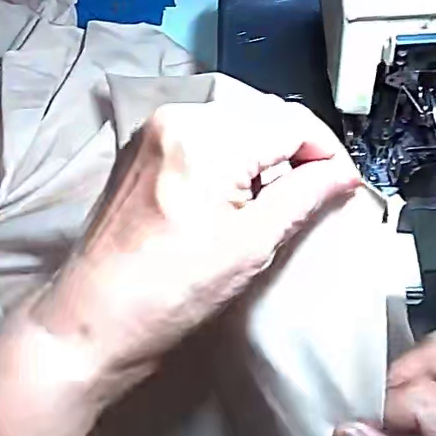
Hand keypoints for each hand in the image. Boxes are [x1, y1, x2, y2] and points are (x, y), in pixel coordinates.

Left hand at [0, 95, 360, 435]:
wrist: (92, 318)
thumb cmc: (167, 292)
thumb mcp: (251, 245)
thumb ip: (304, 197)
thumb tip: (342, 175)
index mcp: (205, 138)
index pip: (290, 122)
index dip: (327, 152)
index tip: (343, 181)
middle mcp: (175, 119)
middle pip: (262, 117)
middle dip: (296, 151)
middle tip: (318, 191)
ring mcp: (152, 131)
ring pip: (233, 123)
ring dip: (264, 153)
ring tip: (275, 198)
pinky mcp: (141, 148)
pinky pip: (202, 134)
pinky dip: (229, 154)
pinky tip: (234, 191)